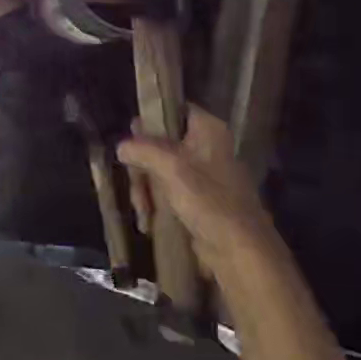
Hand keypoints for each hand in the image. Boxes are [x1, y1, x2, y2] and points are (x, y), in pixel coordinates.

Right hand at [119, 105, 280, 275]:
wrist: (238, 250)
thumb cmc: (208, 200)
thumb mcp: (171, 168)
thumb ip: (143, 150)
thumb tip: (121, 146)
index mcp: (207, 129)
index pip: (174, 109)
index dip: (151, 119)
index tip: (131, 137)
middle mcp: (206, 146)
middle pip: (161, 143)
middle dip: (143, 167)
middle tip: (136, 186)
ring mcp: (202, 174)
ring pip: (160, 169)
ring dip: (146, 190)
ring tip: (143, 212)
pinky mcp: (198, 200)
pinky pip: (168, 191)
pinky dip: (156, 203)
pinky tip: (149, 221)